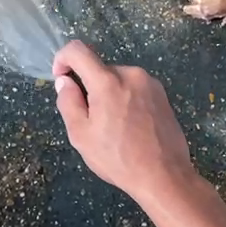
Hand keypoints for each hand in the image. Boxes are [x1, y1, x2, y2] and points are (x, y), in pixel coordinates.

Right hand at [52, 41, 203, 202]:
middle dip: (89, 88)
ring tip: (114, 127)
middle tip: (92, 120)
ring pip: (117, 80)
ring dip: (108, 94)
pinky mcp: (162, 94)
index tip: (61, 78)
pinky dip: (125, 99)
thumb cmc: (118, 158)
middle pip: (99, 69)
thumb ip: (68, 102)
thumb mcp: (81, 135)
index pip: (78, 50)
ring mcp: (150, 83)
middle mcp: (131, 74)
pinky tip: (131, 126)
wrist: (164, 176)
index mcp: (108, 82)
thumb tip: (65, 81)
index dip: (62, 59)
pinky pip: (134, 88)